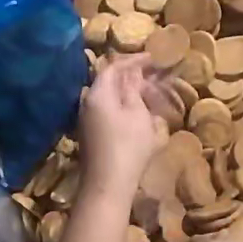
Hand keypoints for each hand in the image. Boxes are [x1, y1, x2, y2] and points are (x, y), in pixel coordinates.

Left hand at [78, 54, 170, 199]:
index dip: (134, 60)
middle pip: (109, 81)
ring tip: (151, 93)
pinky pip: (108, 110)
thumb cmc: (127, 145)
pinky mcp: (91, 134)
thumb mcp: (137, 112)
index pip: (113, 67)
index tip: (154, 58)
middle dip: (132, 75)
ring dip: (129, 91)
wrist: (107, 183)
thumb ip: (133, 88)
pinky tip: (139, 112)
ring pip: (110, 97)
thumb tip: (132, 71)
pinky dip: (124, 106)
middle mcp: (87, 103)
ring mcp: (87, 119)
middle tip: (155, 75)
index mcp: (97, 93)